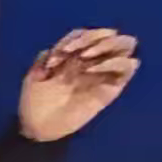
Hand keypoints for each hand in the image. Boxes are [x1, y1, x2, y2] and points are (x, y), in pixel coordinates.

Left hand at [18, 28, 139, 141]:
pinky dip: (116, 61)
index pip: (87, 34)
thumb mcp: (32, 78)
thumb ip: (43, 59)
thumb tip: (53, 48)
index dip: (76, 38)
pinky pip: (129, 66)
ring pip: (127, 44)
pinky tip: (94, 69)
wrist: (36, 127)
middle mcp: (92, 61)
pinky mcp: (112, 86)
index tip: (57, 55)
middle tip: (79, 51)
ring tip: (87, 56)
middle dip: (96, 36)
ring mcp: (104, 72)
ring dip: (109, 44)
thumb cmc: (33, 104)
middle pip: (111, 35)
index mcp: (74, 57)